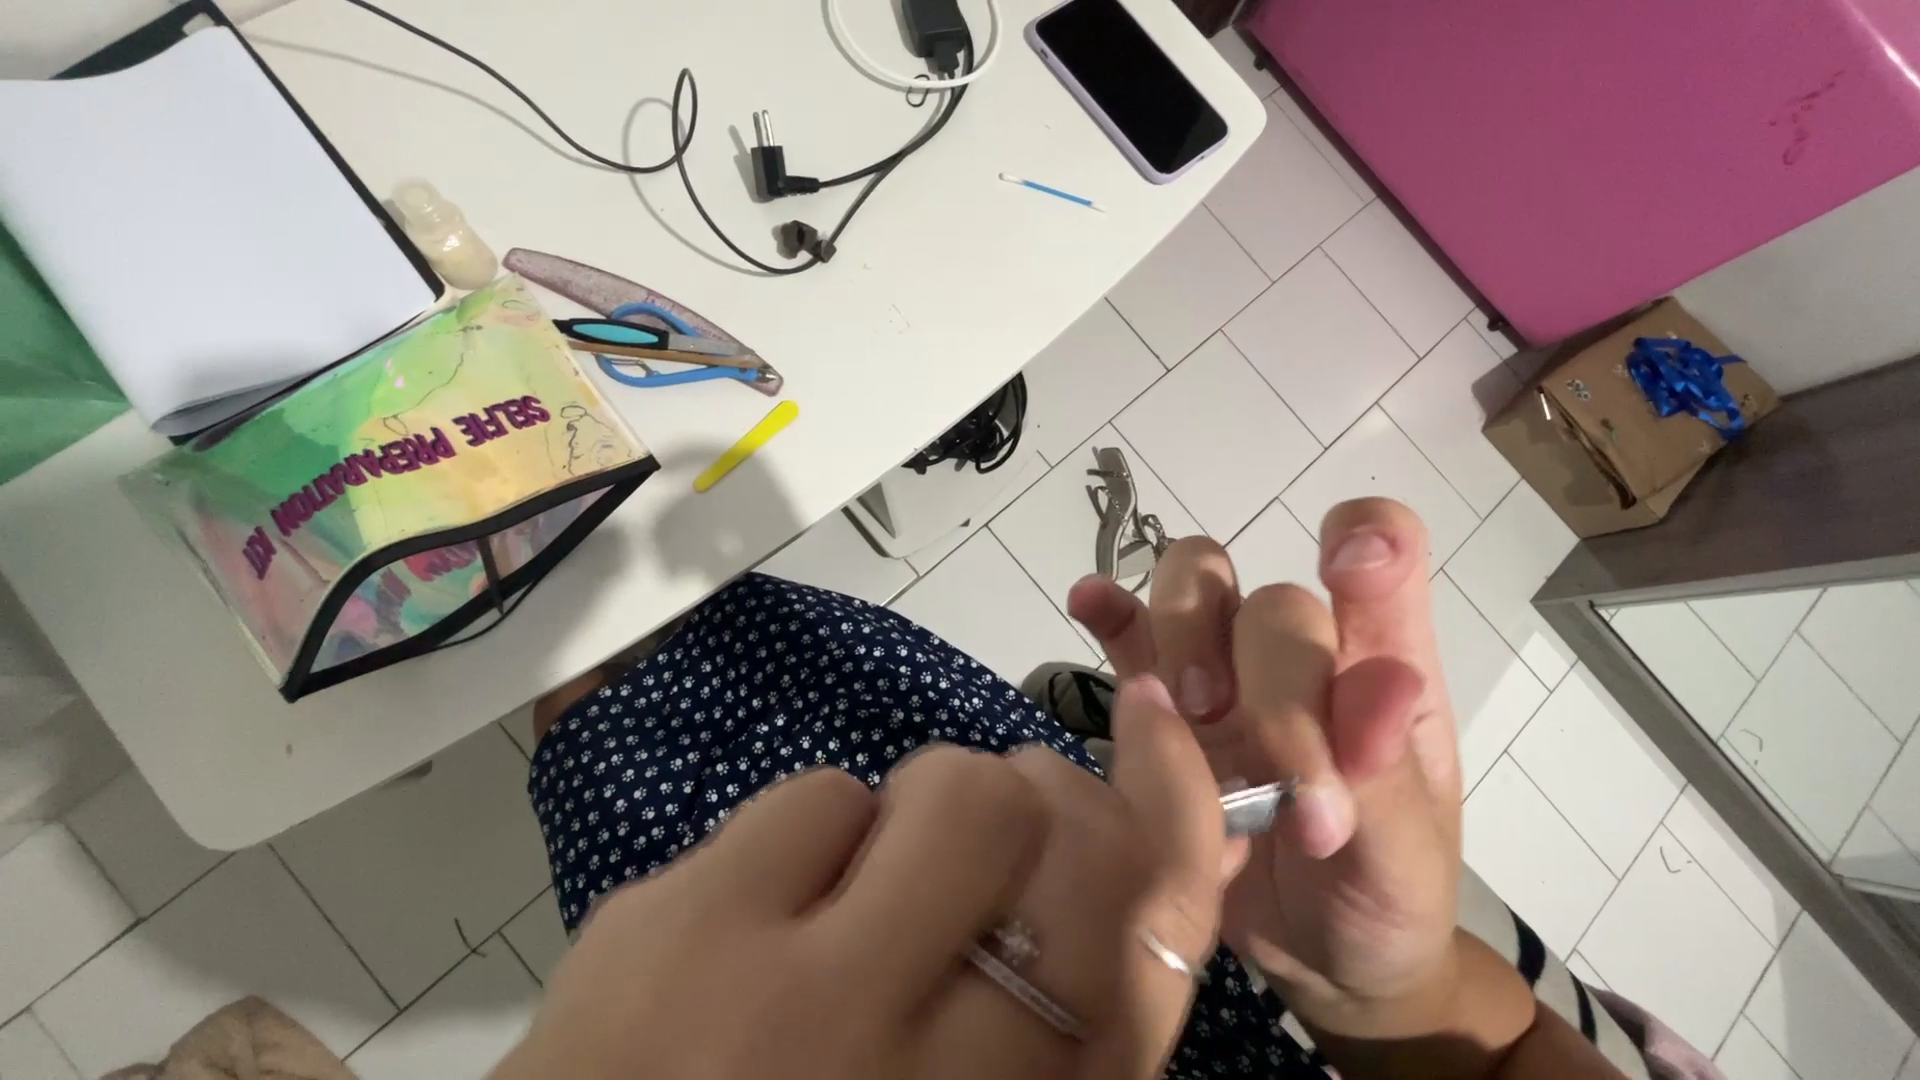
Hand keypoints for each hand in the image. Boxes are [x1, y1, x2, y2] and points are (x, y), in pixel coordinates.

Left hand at [492, 679, 1229, 1079]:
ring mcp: (778, 993)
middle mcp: (914, 1060)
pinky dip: (810, 834)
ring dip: (915, 810)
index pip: (1147, 931)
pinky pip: (811, 798)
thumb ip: (1055, 1006)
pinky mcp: (669, 926)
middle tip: (971, 832)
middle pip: (1034, 820)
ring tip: (854, 885)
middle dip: (1021, 796)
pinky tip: (758, 913)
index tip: (1150, 724)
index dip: (1168, 802)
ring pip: (937, 785)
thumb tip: (1102, 843)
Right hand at [1069, 498, 1465, 1038]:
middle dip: (1270, 678)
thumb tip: (1382, 687)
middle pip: (1272, 600)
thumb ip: (1388, 780)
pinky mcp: (1164, 708)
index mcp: (1382, 676)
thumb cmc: (1383, 900)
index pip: (1383, 562)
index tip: (1345, 567)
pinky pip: (1128, 636)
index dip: (1367, 541)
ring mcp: (1225, 676)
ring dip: (1185, 630)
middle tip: (1267, 767)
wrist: (1316, 952)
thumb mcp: (1403, 861)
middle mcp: (1301, 659)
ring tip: (1190, 711)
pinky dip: (1110, 611)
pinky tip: (1088, 603)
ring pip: (1196, 586)